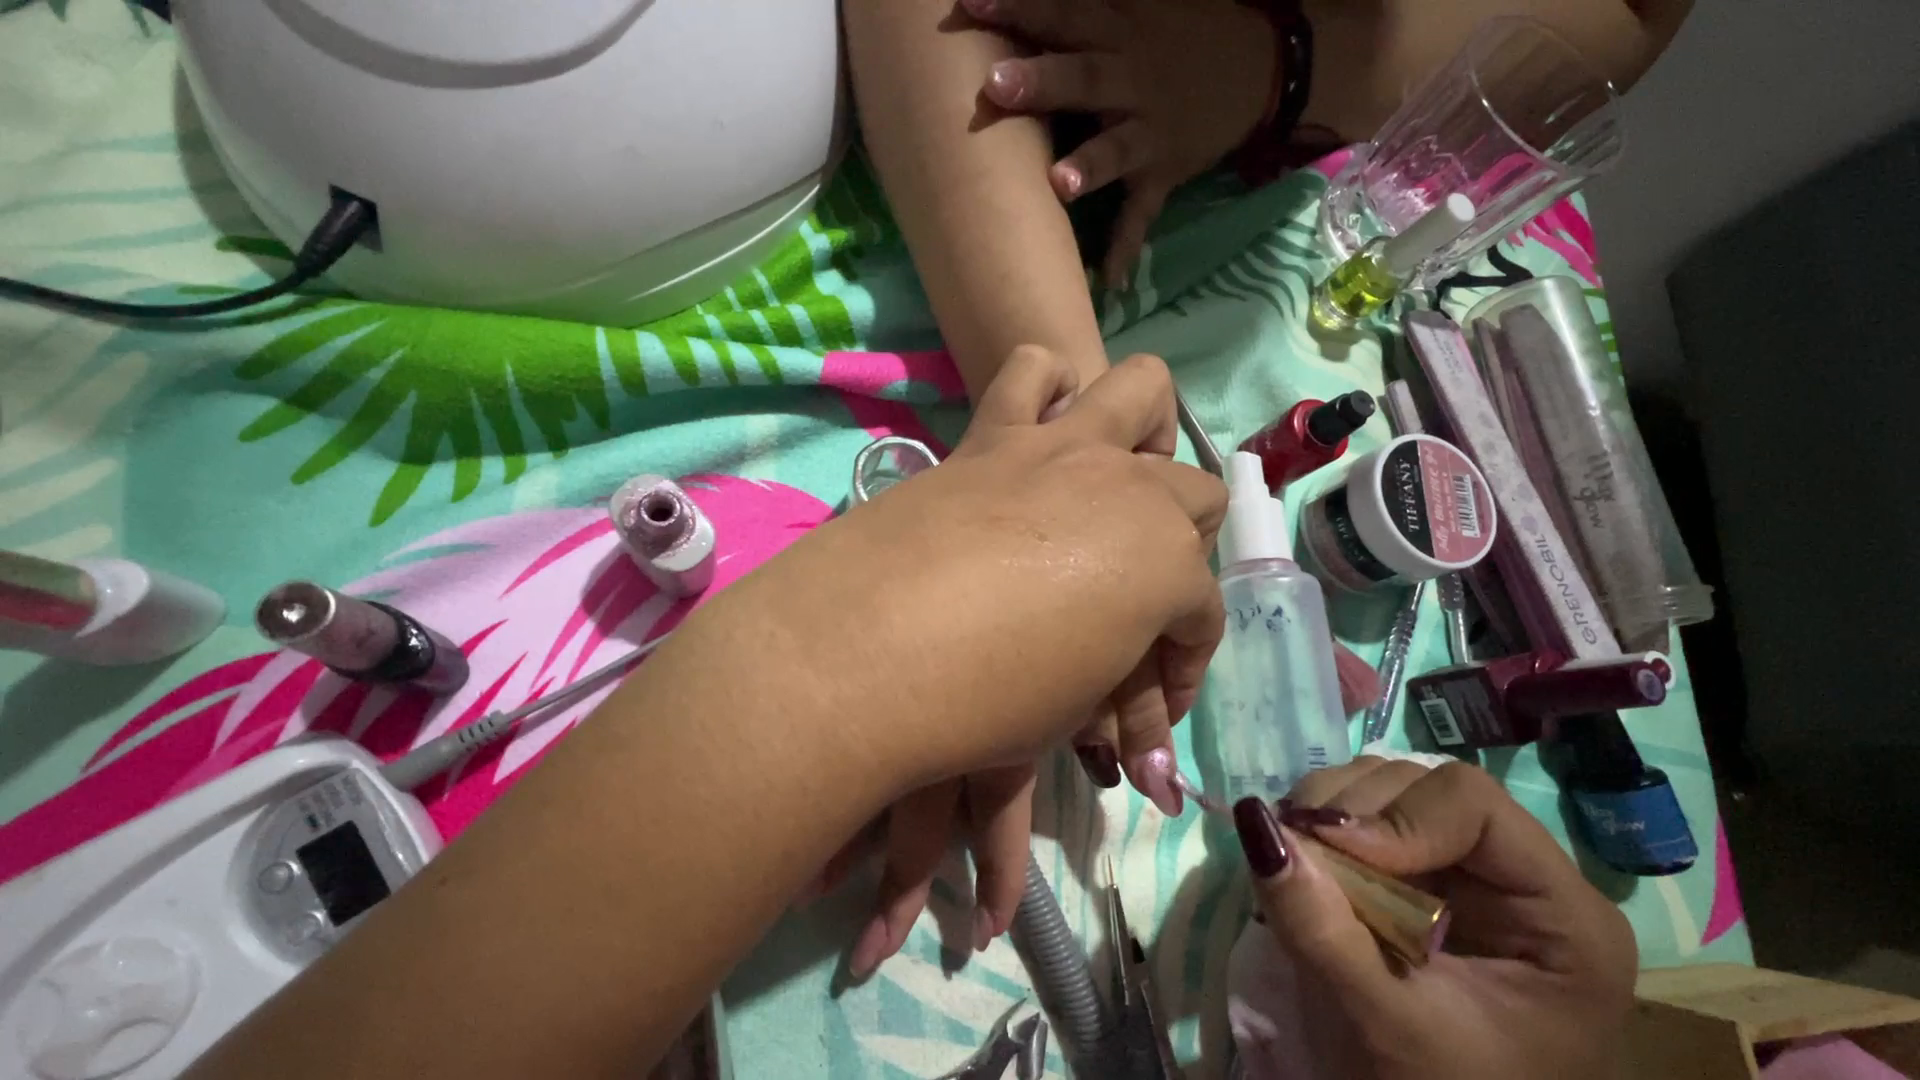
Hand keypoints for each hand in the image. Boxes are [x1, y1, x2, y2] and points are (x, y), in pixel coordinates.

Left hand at [802, 347, 1225, 975]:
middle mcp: (1128, 488)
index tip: (1154, 702)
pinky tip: (1040, 431)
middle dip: (1185, 548)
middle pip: (1195, 496)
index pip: (1202, 613)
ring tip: (1113, 477)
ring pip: (1140, 391)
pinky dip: (1048, 388)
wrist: (861, 655)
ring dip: (1142, 429)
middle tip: (1142, 593)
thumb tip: (1128, 730)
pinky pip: (1031, 372)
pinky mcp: (989, 437)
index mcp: (1167, 565)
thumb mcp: (1072, 709)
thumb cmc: (983, 702)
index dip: (1185, 665)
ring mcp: (1058, 449)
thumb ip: (1115, 690)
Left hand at [965, 0, 1277, 283]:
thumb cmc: (1177, 36)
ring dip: (1088, 165)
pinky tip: (1108, 280)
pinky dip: (1127, 244)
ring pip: (1116, 147)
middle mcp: (1133, 80)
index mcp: (1121, 31)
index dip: (1021, 7)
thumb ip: (1085, 8)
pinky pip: (1143, 212)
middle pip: (1084, 77)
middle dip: (1043, 82)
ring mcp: (1150, 132)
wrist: (1258, 68)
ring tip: (1058, 184)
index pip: (1066, 14)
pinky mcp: (1165, 174)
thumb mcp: (1138, 6)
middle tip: (994, 85)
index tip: (970, 4)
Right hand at [1233, 759, 1637, 1078]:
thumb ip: (1323, 929)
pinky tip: (1307, 871)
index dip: (1394, 817)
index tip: (1330, 854)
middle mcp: (1523, 874)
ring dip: (1328, 815)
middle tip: (1297, 858)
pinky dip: (1323, 830)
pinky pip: (1367, 818)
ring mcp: (1471, 870)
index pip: (1472, 803)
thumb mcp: (1383, 1023)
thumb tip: (1254, 822)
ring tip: (1299, 868)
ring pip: (1390, 790)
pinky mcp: (1426, 874)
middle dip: (1349, 813)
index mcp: (1563, 917)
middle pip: (1424, 787)